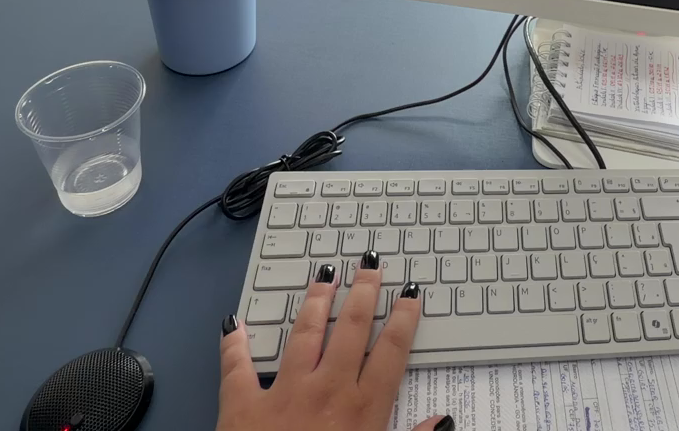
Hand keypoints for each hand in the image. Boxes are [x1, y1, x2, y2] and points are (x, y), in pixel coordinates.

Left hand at [217, 254, 451, 430]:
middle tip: (368, 264)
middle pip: (351, 329)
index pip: (390, 351)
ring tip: (324, 274)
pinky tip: (234, 323)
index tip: (409, 293)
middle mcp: (328, 390)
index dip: (403, 318)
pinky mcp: (242, 407)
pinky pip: (237, 368)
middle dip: (362, 292)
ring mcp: (284, 394)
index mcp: (363, 410)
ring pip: (304, 334)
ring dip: (315, 301)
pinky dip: (234, 345)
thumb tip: (445, 421)